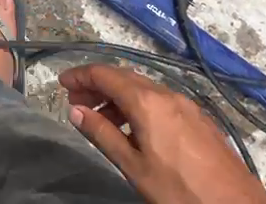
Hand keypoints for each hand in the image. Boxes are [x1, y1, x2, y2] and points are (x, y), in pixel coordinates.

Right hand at [61, 64, 265, 203]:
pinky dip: (141, 107)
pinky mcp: (204, 124)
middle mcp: (168, 95)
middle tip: (78, 103)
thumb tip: (75, 110)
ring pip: (144, 90)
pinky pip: (163, 103)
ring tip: (104, 120)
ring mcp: (190, 108)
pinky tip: (138, 131)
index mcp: (148, 101)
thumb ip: (102, 134)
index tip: (61, 85)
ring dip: (119, 97)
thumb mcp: (134, 167)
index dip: (79, 76)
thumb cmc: (182, 192)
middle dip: (97, 86)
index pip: (104, 74)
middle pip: (124, 77)